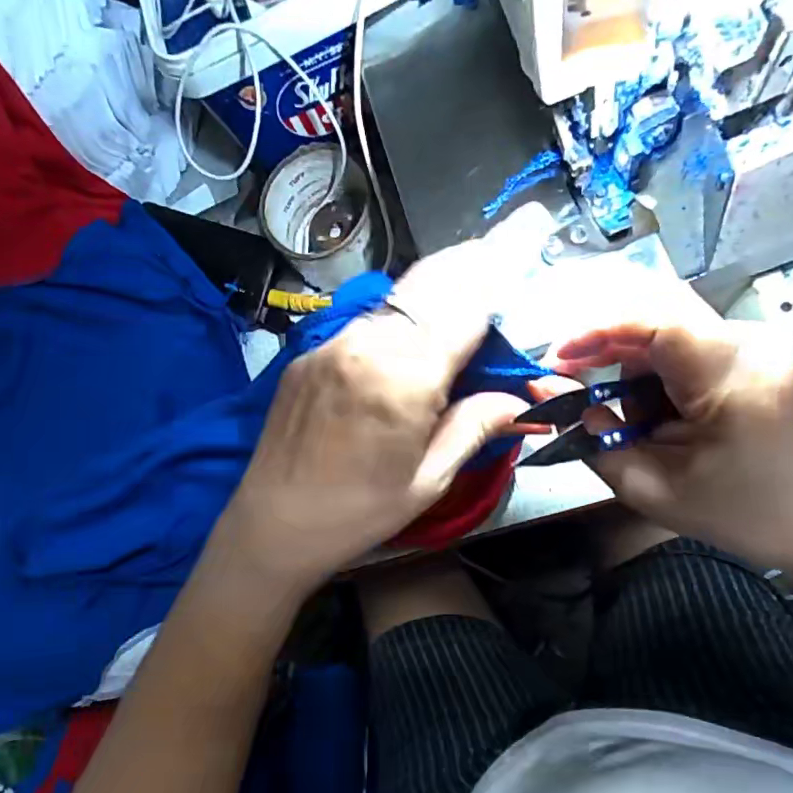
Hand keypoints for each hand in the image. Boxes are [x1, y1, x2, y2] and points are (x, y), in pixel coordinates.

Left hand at [213, 249, 531, 586]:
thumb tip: (519, 401)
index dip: (494, 301)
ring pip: (394, 300)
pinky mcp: (308, 355)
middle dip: (465, 277)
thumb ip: (474, 427)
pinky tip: (402, 341)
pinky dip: (393, 320)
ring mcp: (331, 345)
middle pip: (429, 288)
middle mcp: (367, 346)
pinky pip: (362, 323)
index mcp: (405, 379)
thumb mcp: (428, 480)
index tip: (513, 300)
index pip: (464, 313)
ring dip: (429, 296)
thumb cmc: (358, 513)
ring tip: (454, 302)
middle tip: (491, 268)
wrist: (273, 524)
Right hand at [547, 272, 792, 573]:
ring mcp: (757, 339)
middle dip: (604, 343)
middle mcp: (750, 340)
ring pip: (668, 325)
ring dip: (627, 358)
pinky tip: (645, 405)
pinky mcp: (754, 347)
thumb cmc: (742, 514)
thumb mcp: (654, 490)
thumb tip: (550, 393)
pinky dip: (651, 366)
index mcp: (734, 376)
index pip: (656, 323)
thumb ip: (596, 440)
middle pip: (658, 313)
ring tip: (615, 409)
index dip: (597, 332)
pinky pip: (686, 341)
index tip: (556, 359)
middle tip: (566, 377)